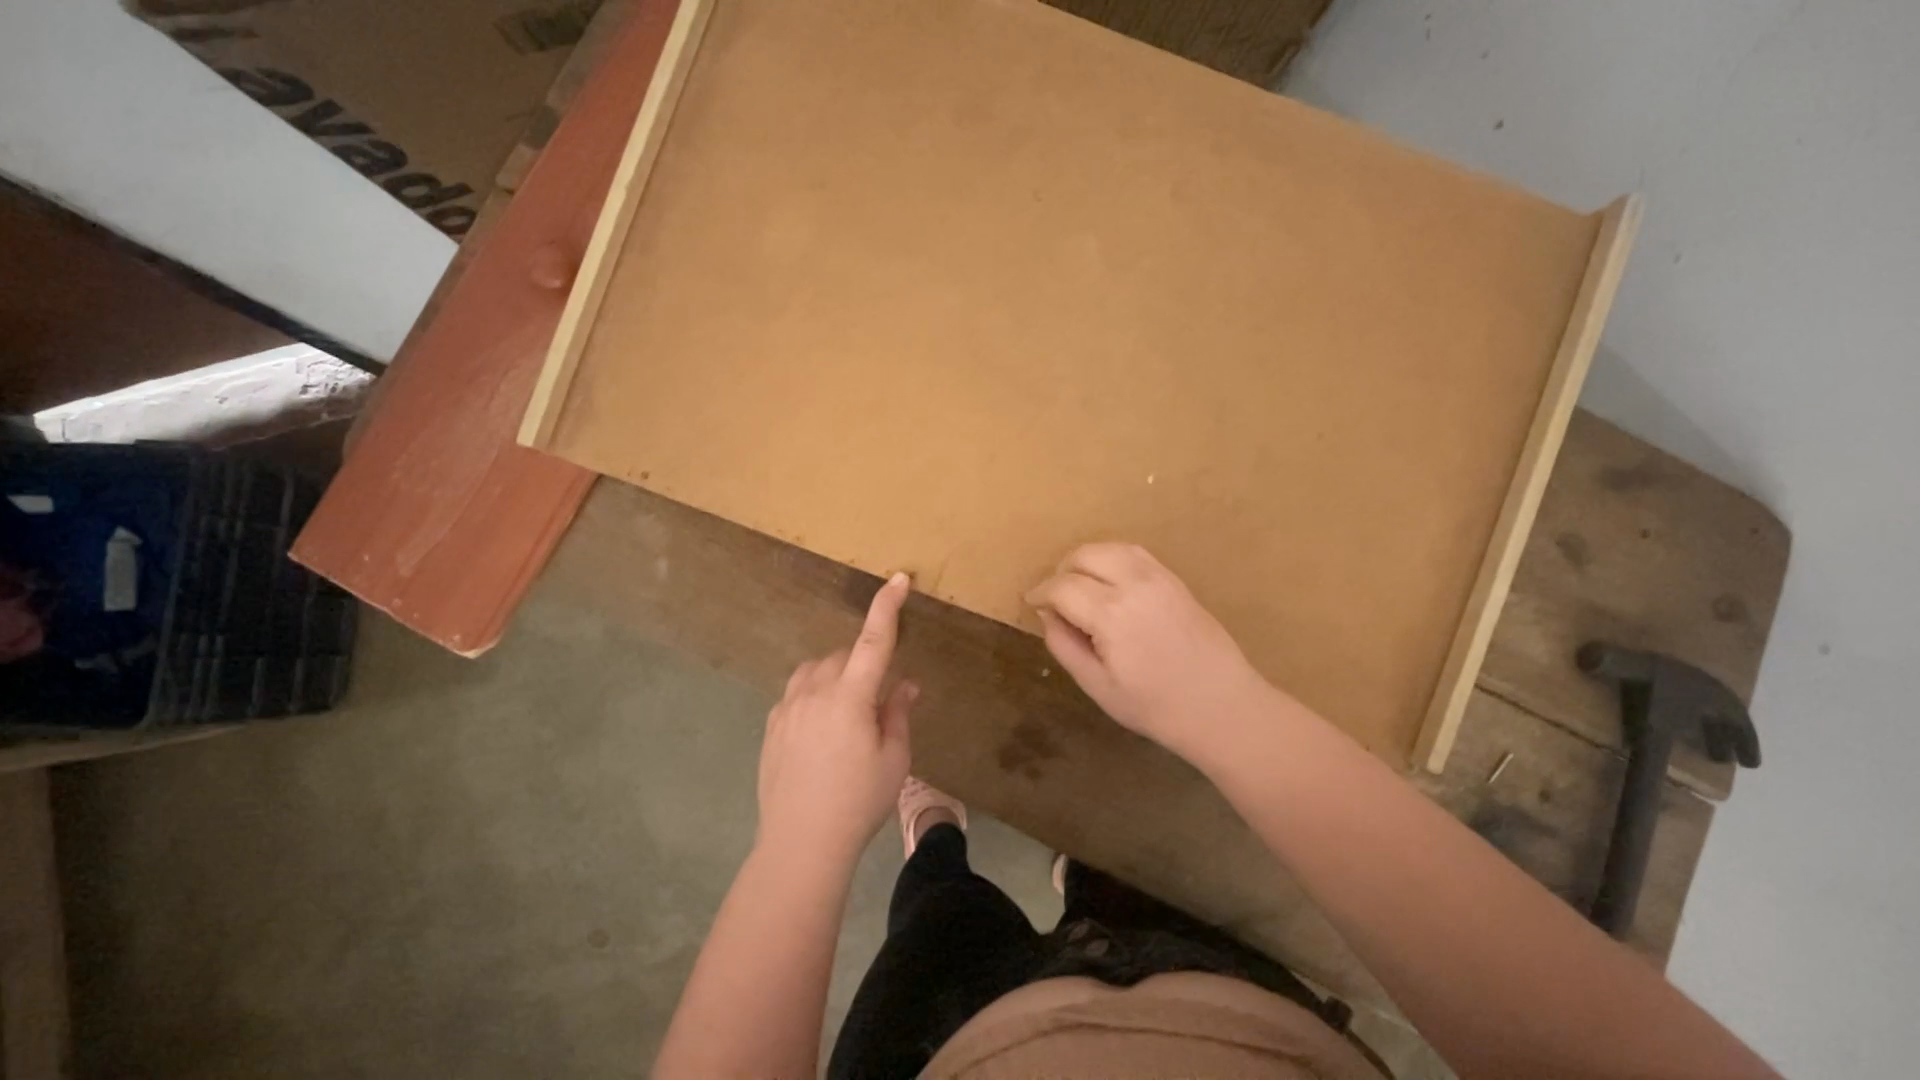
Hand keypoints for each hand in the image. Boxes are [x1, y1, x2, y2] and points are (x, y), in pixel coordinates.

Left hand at [756, 572, 917, 861]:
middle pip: (843, 658)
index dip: (887, 607)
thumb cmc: (859, 802)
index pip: (873, 641)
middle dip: (863, 667)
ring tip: (849, 716)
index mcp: (850, 697)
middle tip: (879, 707)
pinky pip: (796, 694)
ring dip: (836, 678)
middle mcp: (814, 692)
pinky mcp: (771, 726)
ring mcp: (787, 708)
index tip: (899, 579)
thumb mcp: (894, 760)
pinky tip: (822, 733)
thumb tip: (904, 685)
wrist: (801, 842)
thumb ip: (897, 714)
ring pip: (815, 672)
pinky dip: (814, 697)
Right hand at [1026, 543, 1278, 762]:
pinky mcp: (1176, 580)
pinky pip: (1135, 554)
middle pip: (1084, 556)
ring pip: (1110, 548)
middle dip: (1061, 572)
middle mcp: (1135, 584)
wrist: (1222, 706)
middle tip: (1055, 598)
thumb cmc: (1156, 707)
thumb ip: (1065, 646)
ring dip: (1086, 561)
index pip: (1062, 587)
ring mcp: (1159, 578)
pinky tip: (1108, 583)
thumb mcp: (1098, 687)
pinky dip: (1112, 559)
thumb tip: (1048, 615)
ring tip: (1079, 588)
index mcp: (1112, 614)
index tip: (1031, 604)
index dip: (1040, 593)